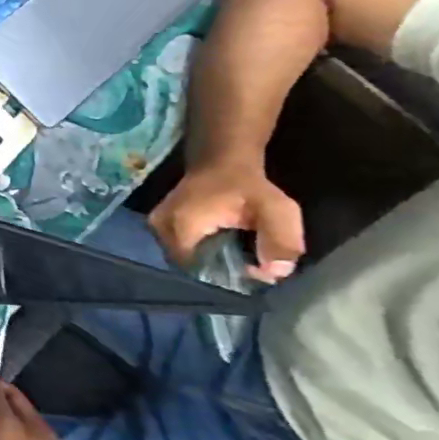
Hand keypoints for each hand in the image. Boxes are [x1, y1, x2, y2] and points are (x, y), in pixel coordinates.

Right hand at [148, 164, 304, 282]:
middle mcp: (161, 227)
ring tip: (235, 256)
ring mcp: (156, 225)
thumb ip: (282, 241)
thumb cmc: (247, 187)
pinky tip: (220, 246)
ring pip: (181, 256)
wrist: (220, 163)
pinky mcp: (159, 224)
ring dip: (209, 261)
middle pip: (186, 263)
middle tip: (248, 265)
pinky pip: (177, 247)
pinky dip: (199, 252)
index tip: (253, 272)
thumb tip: (275, 273)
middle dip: (218, 270)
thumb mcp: (278, 210)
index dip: (227, 276)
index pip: (195, 267)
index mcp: (182, 226)